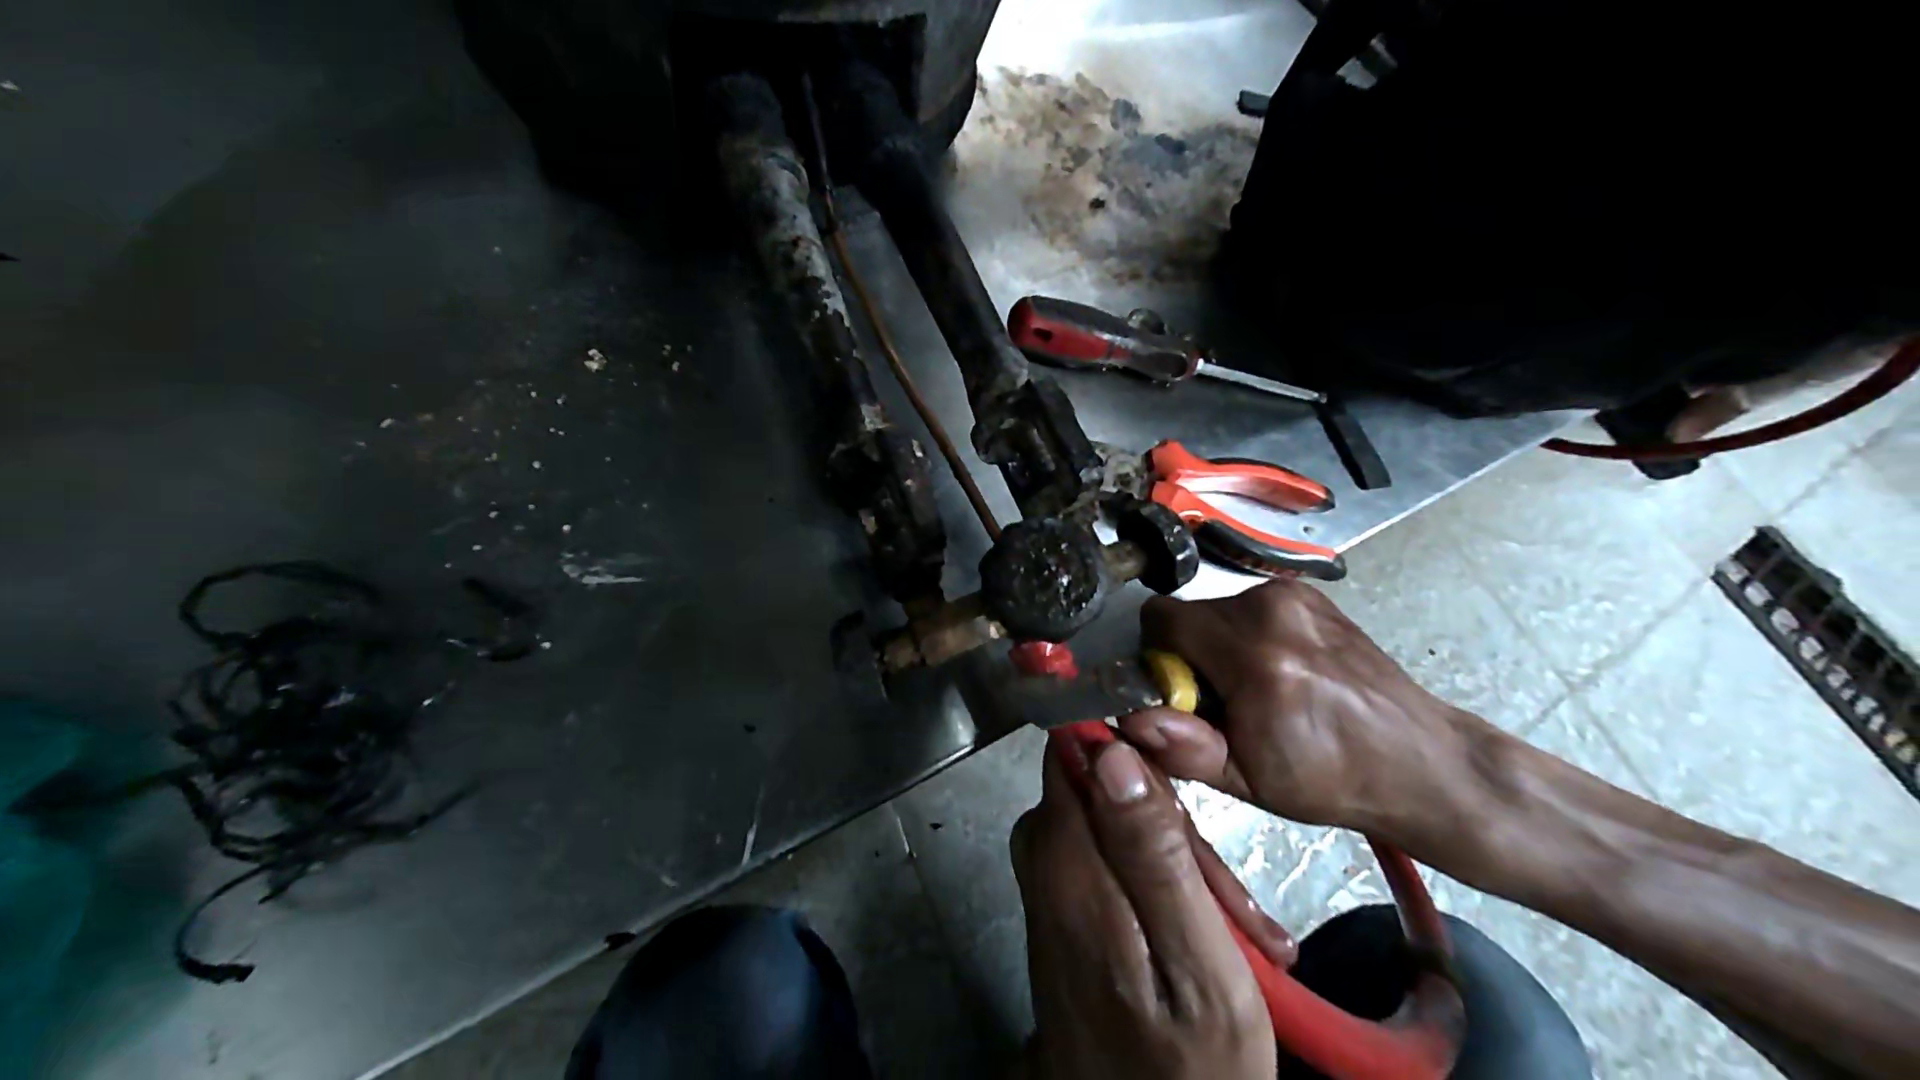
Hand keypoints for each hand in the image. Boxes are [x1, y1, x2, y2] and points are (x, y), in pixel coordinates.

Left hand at [1012, 735, 1289, 1079]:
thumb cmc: (1182, 1065)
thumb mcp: (1196, 964)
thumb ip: (1153, 853)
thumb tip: (1113, 752)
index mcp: (1067, 861)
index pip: (1074, 750)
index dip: (1132, 753)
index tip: (1184, 796)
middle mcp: (1042, 859)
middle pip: (1100, 785)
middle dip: (1171, 823)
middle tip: (1233, 900)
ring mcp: (1048, 881)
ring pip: (1115, 822)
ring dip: (1178, 862)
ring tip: (1238, 929)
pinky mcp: (1064, 904)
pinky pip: (1110, 858)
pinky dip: (1160, 884)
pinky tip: (1208, 932)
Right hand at [1120, 579, 1493, 845]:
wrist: (1421, 761)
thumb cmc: (1330, 780)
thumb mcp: (1249, 781)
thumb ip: (1183, 748)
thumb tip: (1130, 718)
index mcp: (1256, 656)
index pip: (1160, 620)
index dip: (1159, 659)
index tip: (1185, 697)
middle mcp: (1273, 609)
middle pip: (1187, 616)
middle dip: (1188, 656)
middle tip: (1223, 703)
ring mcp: (1294, 596)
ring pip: (1215, 611)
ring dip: (1216, 646)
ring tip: (1255, 691)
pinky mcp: (1308, 594)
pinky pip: (1246, 607)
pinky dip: (1246, 636)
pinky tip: (1280, 673)